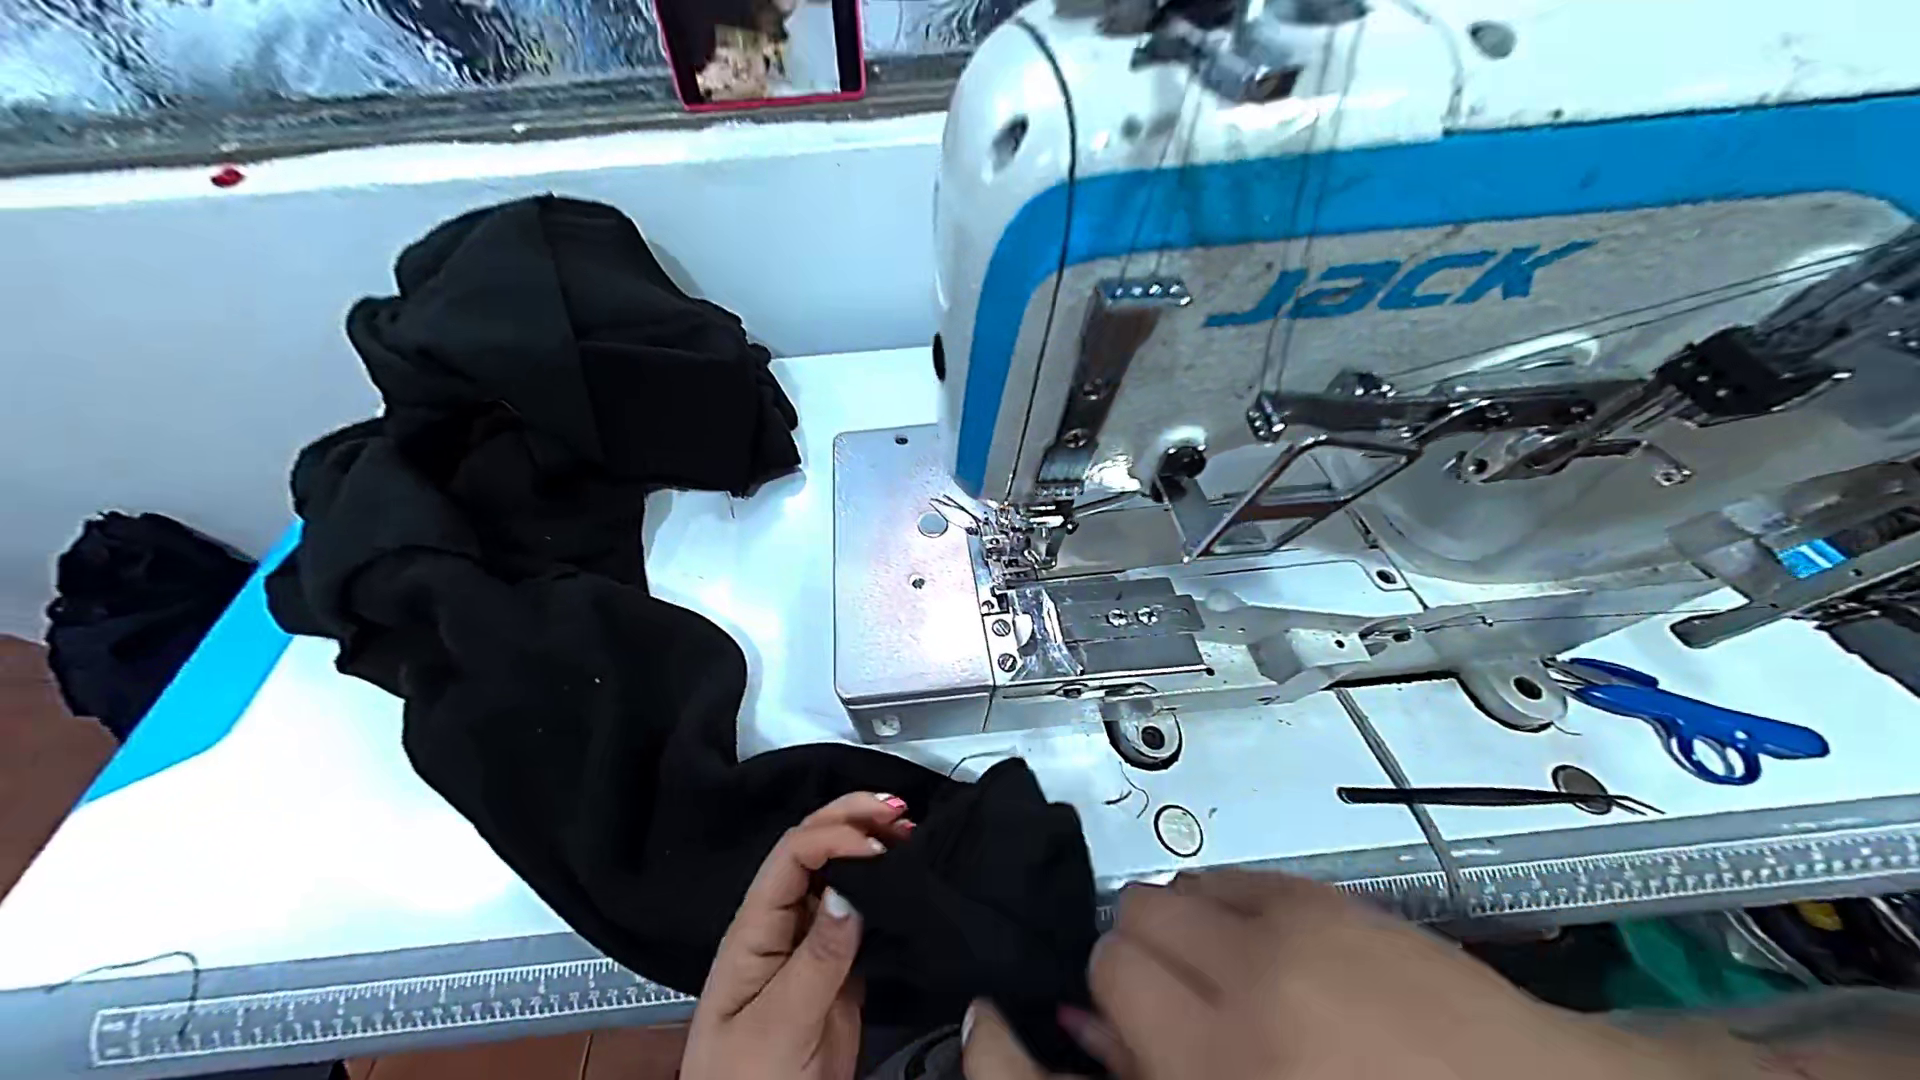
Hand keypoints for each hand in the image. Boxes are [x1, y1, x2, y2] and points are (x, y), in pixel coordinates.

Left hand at [681, 791, 912, 1079]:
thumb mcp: (778, 1025)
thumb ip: (817, 958)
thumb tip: (851, 890)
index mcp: (755, 925)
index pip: (793, 855)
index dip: (836, 837)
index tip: (881, 845)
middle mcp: (784, 919)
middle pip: (813, 846)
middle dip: (854, 817)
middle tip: (898, 809)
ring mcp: (812, 938)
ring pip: (841, 870)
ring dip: (872, 840)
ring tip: (909, 828)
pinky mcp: (840, 961)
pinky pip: (862, 908)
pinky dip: (885, 882)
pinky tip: (907, 872)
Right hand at [967, 871, 1727, 1079]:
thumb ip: (1155, 1072)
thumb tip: (1089, 1020)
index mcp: (1225, 1062)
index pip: (1109, 969)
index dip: (1113, 998)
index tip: (1139, 1026)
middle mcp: (1245, 978)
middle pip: (1131, 916)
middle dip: (1140, 957)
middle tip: (1184, 1003)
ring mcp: (1289, 925)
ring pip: (1173, 886)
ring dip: (1181, 927)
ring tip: (1227, 974)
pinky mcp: (1323, 894)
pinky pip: (1227, 876)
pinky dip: (1223, 906)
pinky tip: (1266, 948)